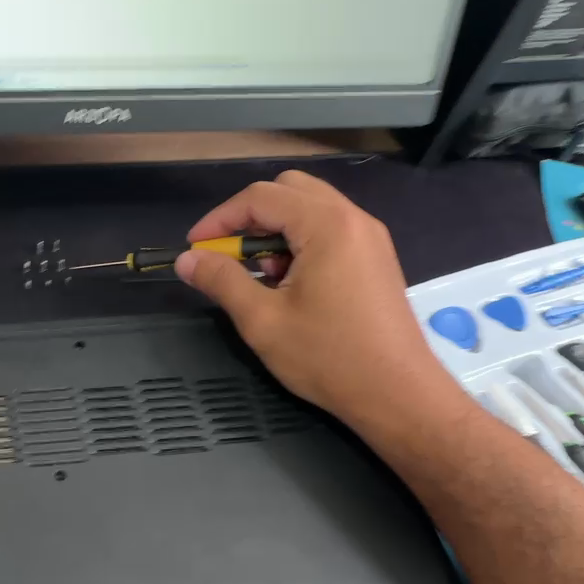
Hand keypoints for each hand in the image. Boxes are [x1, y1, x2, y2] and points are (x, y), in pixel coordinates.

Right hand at [174, 170, 460, 434]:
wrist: (396, 393)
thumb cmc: (326, 357)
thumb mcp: (262, 320)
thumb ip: (222, 281)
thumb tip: (187, 259)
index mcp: (326, 225)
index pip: (260, 197)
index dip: (219, 219)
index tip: (194, 248)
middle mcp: (352, 218)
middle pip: (289, 190)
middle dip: (249, 217)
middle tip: (227, 256)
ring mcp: (369, 237)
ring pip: (310, 209)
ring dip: (275, 231)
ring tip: (260, 277)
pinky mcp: (375, 258)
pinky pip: (329, 230)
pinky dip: (300, 243)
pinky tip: (289, 285)